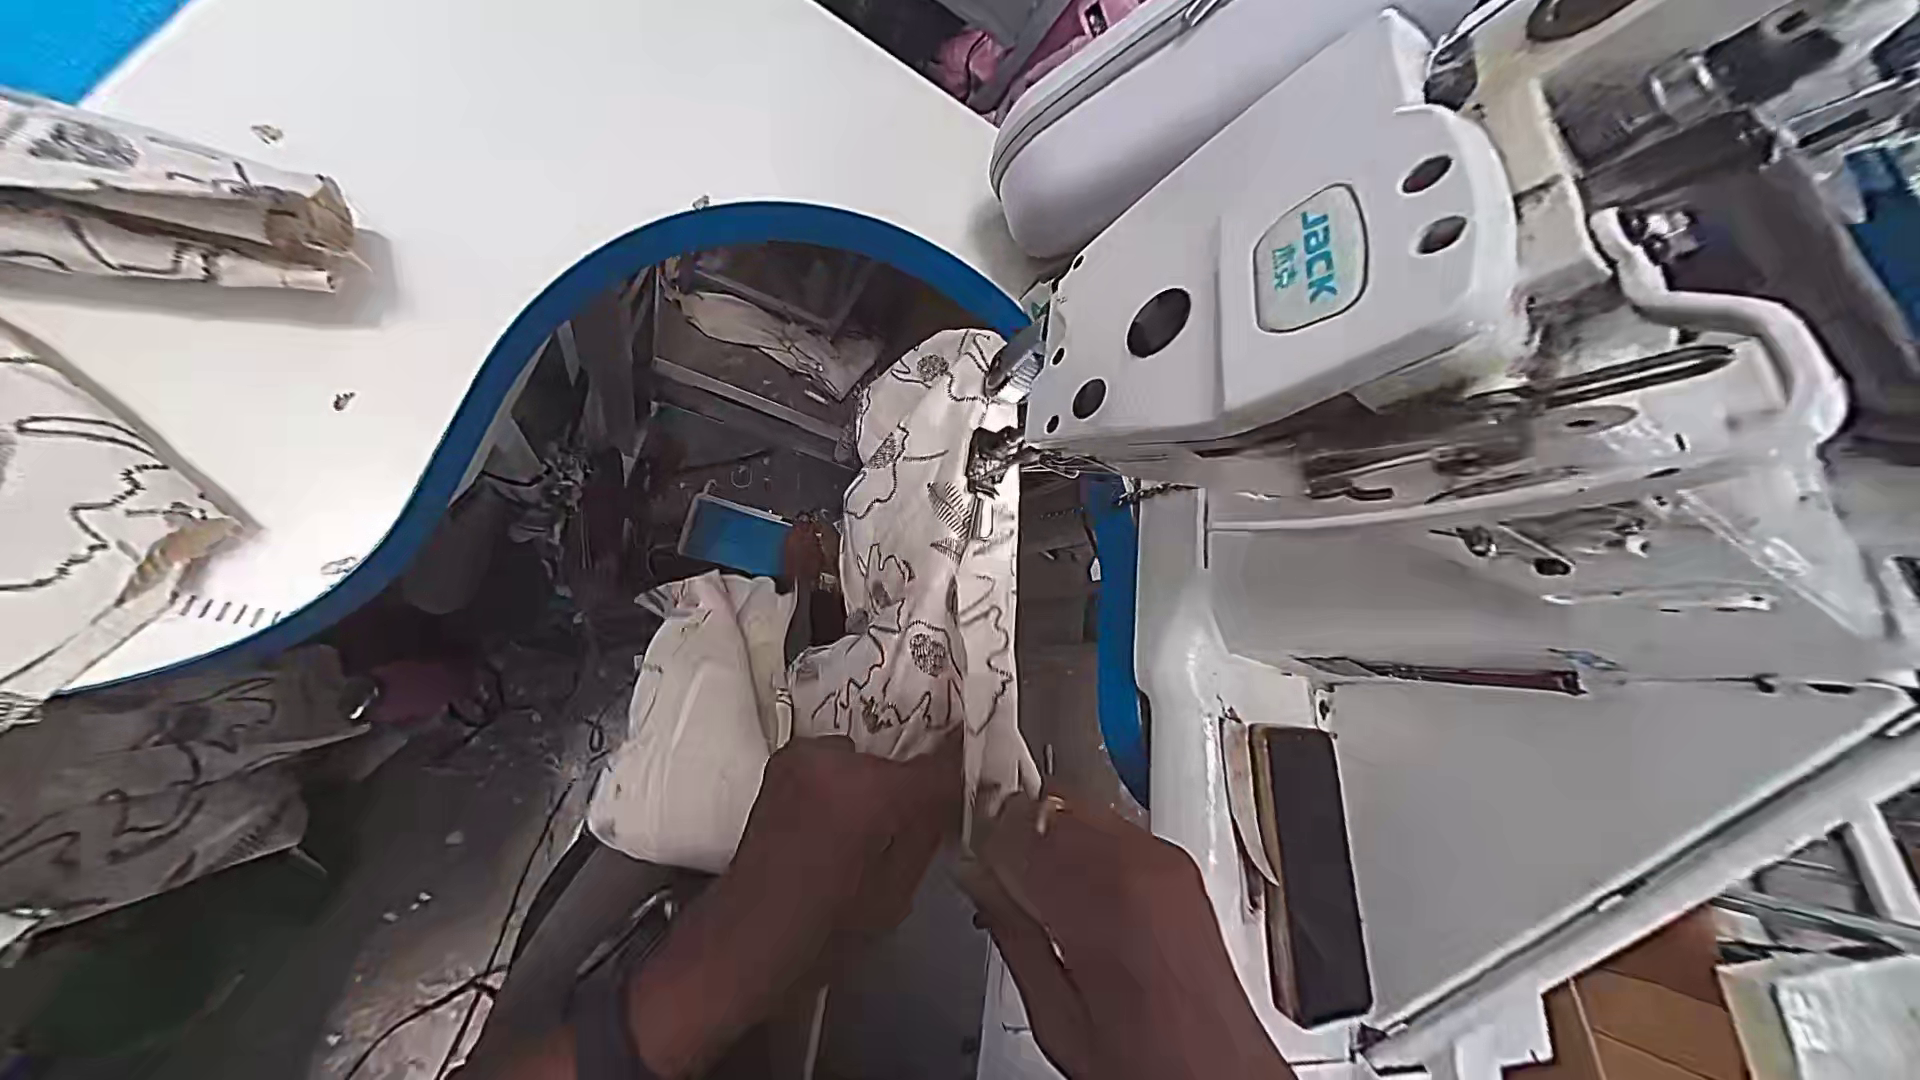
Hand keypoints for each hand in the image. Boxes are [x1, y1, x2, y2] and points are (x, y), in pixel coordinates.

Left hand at [628, 735, 959, 1076]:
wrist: (746, 934)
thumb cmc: (824, 927)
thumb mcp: (898, 890)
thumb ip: (929, 831)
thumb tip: (950, 793)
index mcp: (874, 794)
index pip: (940, 765)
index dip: (961, 764)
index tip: (972, 760)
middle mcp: (839, 759)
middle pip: (898, 758)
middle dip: (908, 782)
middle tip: (907, 814)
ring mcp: (807, 754)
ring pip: (865, 756)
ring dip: (870, 779)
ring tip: (859, 821)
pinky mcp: (787, 758)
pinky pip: (834, 759)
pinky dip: (841, 778)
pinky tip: (831, 816)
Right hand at [961, 791, 1293, 1079]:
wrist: (1223, 1078)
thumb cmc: (1150, 1064)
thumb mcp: (1057, 1017)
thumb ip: (1012, 935)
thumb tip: (978, 881)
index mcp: (1099, 901)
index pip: (1019, 828)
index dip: (985, 835)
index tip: (971, 851)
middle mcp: (1135, 864)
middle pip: (1048, 805)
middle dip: (1014, 828)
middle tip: (996, 864)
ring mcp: (1160, 857)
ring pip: (1078, 806)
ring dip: (1045, 830)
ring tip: (1035, 878)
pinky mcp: (1175, 860)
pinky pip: (1109, 823)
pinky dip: (1079, 837)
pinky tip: (1073, 880)